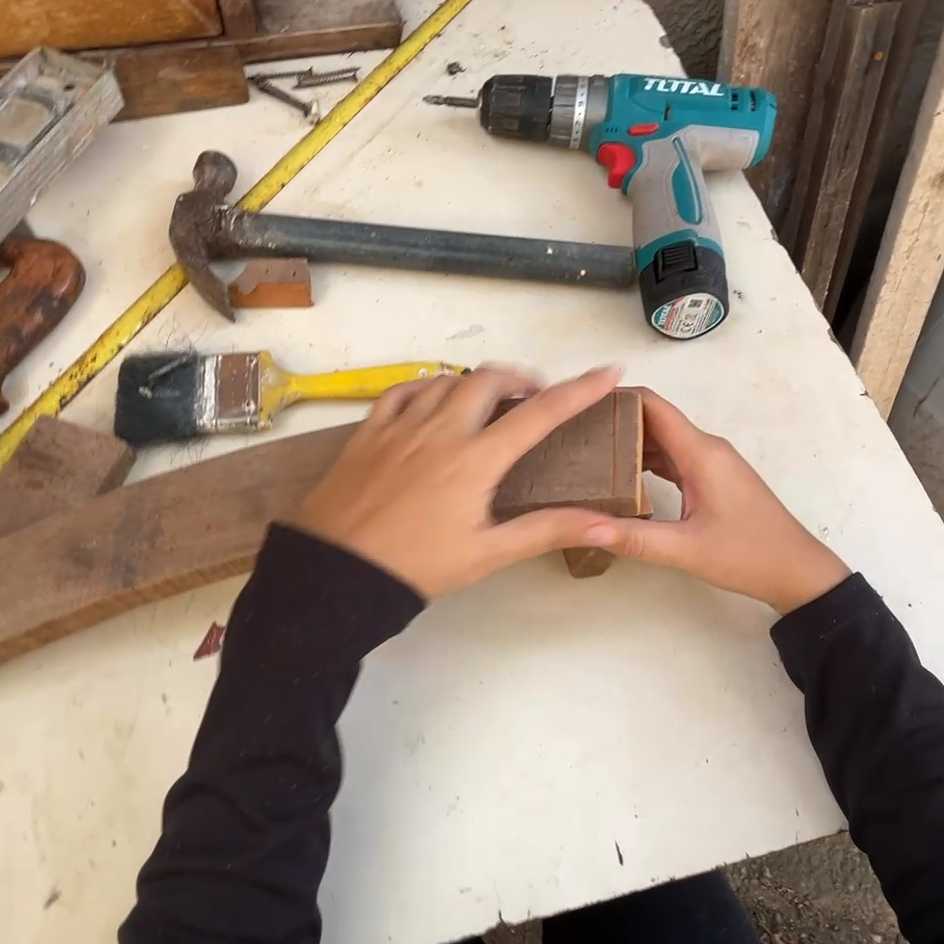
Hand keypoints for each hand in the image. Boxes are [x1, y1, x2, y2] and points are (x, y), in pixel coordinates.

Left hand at [288, 365, 624, 597]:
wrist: (335, 571)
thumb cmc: (416, 566)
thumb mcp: (486, 554)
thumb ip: (546, 531)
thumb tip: (605, 525)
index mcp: (474, 460)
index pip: (539, 413)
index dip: (580, 390)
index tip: (608, 372)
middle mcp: (440, 430)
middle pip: (489, 380)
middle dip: (520, 379)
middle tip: (533, 398)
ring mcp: (400, 426)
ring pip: (446, 381)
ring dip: (475, 383)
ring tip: (487, 402)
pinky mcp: (368, 431)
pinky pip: (402, 391)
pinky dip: (426, 388)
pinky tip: (431, 402)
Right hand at [590, 390, 850, 613]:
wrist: (797, 573)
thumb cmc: (747, 555)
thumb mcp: (686, 550)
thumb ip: (634, 538)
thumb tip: (583, 527)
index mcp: (700, 453)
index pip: (652, 406)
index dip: (615, 398)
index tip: (576, 405)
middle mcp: (705, 449)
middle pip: (653, 419)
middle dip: (613, 421)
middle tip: (569, 435)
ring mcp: (710, 463)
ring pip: (661, 440)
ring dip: (626, 442)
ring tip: (583, 453)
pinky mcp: (711, 478)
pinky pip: (671, 458)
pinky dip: (643, 461)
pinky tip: (617, 476)